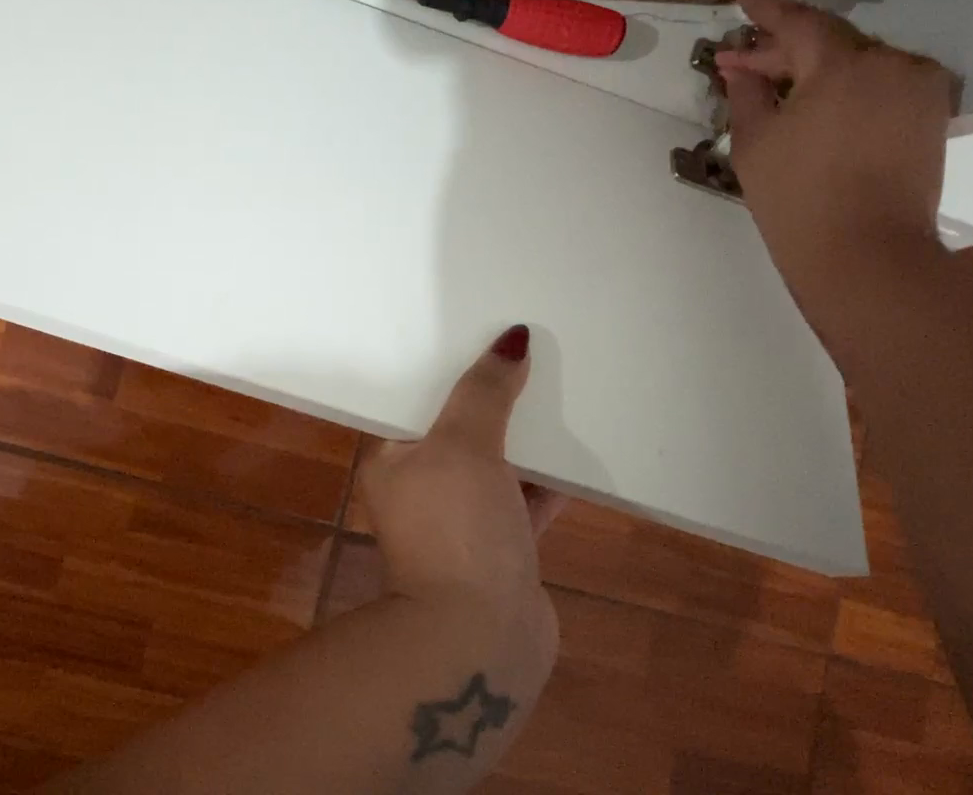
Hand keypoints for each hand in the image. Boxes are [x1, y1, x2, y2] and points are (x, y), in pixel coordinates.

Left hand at [358, 325, 565, 613]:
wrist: (480, 638)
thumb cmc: (456, 530)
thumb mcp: (463, 446)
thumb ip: (484, 392)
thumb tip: (510, 338)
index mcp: (392, 460)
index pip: (413, 401)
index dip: (443, 368)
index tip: (475, 333)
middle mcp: (420, 488)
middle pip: (458, 431)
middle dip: (490, 399)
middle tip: (525, 352)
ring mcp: (461, 522)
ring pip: (495, 466)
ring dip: (523, 438)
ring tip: (557, 387)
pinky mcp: (501, 549)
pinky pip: (525, 500)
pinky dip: (549, 480)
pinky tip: (581, 452)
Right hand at [715, 0, 957, 292]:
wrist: (864, 250)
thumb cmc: (796, 195)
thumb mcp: (755, 141)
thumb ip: (747, 93)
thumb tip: (742, 68)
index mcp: (844, 65)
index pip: (800, 22)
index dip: (767, 9)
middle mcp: (892, 64)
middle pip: (831, 43)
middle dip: (784, 51)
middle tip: (740, 65)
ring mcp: (919, 89)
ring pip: (858, 64)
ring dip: (815, 71)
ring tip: (775, 90)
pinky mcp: (931, 115)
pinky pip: (881, 85)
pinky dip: (846, 88)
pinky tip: (815, 105)